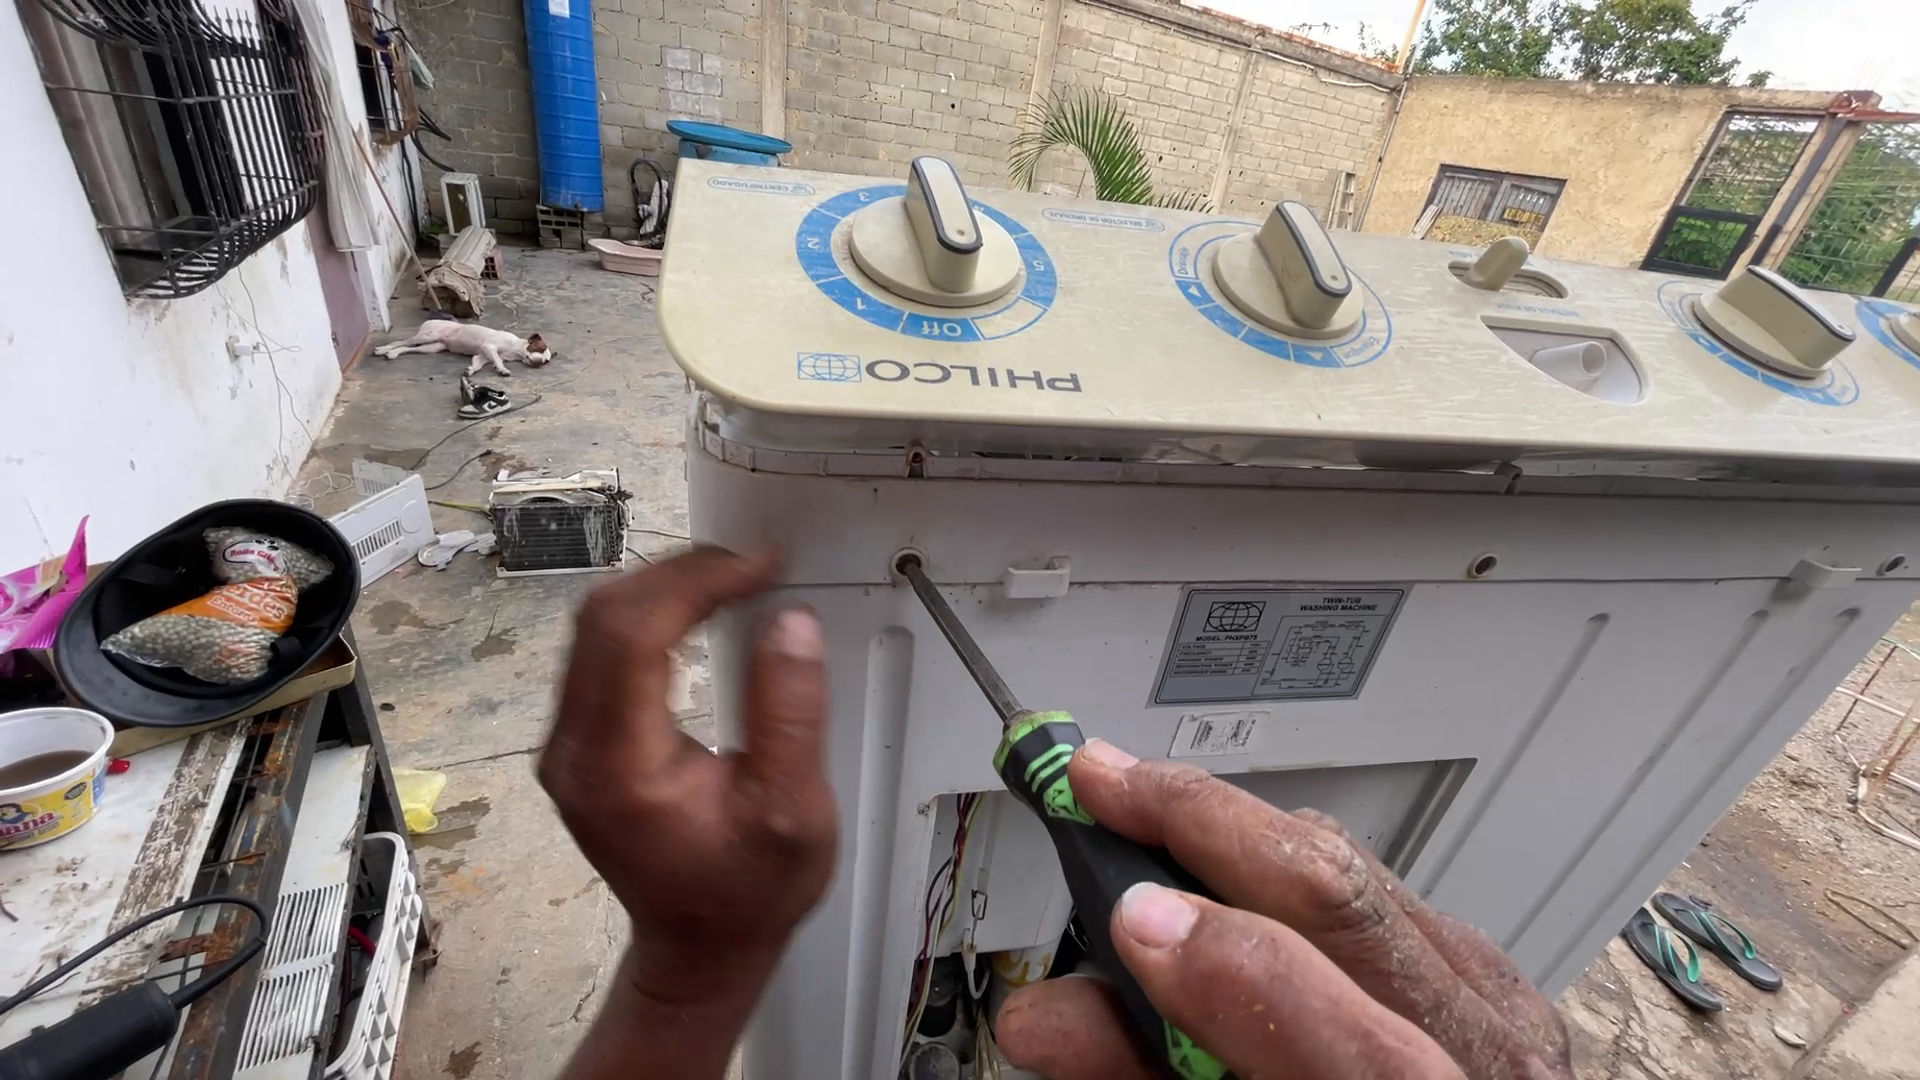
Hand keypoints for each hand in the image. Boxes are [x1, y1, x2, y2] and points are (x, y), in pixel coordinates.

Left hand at [540, 548, 835, 1078]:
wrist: (701, 945)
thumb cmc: (749, 890)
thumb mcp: (793, 812)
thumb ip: (791, 715)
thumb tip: (790, 623)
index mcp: (615, 766)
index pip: (633, 634)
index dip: (698, 582)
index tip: (762, 565)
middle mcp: (572, 748)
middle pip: (604, 617)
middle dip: (682, 573)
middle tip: (754, 564)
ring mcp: (569, 742)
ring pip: (598, 624)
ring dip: (668, 586)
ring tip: (736, 577)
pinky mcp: (583, 739)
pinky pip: (605, 648)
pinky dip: (657, 612)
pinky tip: (702, 609)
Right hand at [995, 742, 1572, 1079]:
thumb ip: (1143, 1070)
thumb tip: (1045, 1012)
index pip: (1364, 1053)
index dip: (1232, 967)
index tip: (1125, 913)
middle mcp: (1481, 1050)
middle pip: (1338, 892)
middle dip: (1193, 815)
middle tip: (1096, 779)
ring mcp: (1482, 991)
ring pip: (1337, 853)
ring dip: (1214, 816)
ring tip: (1131, 796)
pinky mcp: (1466, 953)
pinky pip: (1349, 860)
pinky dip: (1255, 840)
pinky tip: (1202, 834)